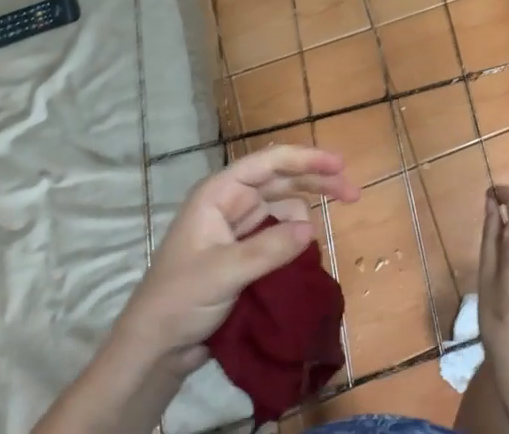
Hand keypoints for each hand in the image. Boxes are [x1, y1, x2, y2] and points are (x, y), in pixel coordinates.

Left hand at [112, 145, 361, 373]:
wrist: (154, 348)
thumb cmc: (178, 300)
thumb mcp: (224, 272)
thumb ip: (268, 248)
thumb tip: (311, 228)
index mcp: (217, 195)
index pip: (267, 163)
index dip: (305, 159)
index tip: (339, 165)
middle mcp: (229, 204)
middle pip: (281, 181)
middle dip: (316, 181)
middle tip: (353, 193)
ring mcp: (237, 229)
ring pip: (283, 206)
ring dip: (309, 208)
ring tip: (336, 218)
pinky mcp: (244, 253)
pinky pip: (279, 233)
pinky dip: (298, 234)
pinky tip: (312, 244)